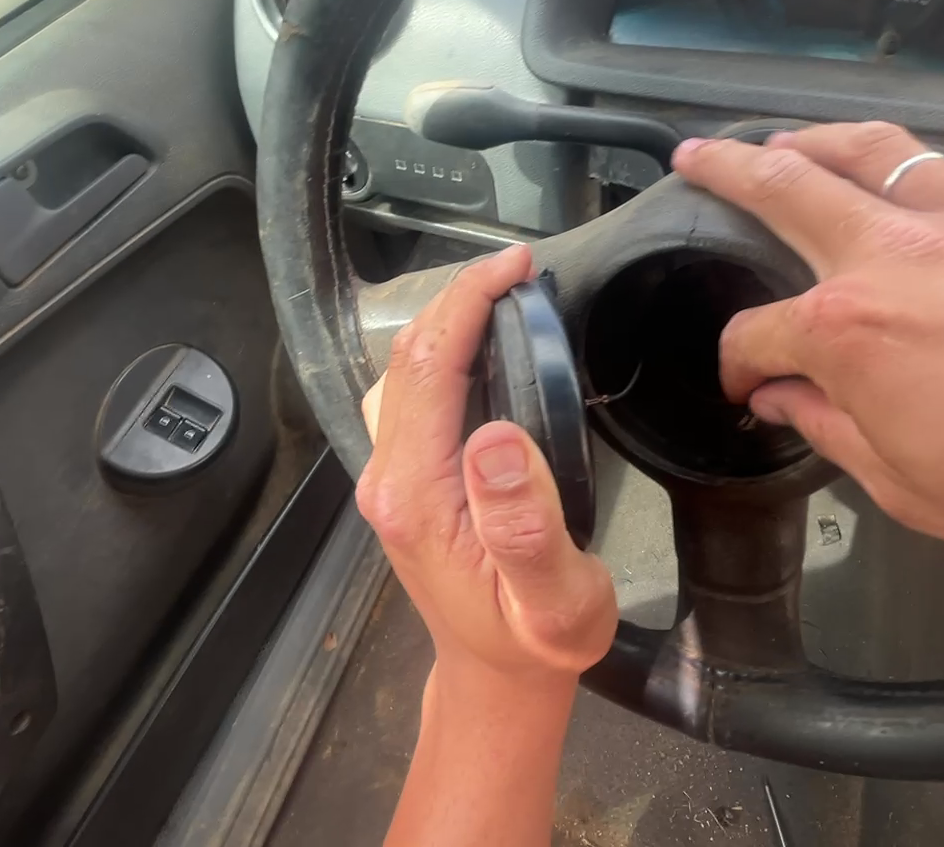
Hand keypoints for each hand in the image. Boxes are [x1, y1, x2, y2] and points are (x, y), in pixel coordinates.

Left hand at [356, 244, 617, 683]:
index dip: (467, 305)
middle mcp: (388, 477)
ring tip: (499, 296)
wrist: (496, 676)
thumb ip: (525, 525)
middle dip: (457, 299)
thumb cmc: (535, 643)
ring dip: (444, 321)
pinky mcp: (403, 477)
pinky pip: (410, 394)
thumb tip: (496, 438)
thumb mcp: (554, 602)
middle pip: (407, 360)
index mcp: (417, 494)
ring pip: (402, 371)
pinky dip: (439, 353)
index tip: (514, 267)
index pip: (428, 369)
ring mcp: (390, 476)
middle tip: (517, 270)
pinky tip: (473, 348)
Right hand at [672, 122, 943, 602]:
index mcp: (848, 331)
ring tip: (784, 139)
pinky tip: (909, 179)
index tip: (746, 386)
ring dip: (814, 140)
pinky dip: (913, 167)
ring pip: (872, 150)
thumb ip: (831, 431)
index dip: (738, 364)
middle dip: (726, 169)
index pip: (755, 335)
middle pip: (783, 187)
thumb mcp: (915, 490)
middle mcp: (895, 252)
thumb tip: (786, 399)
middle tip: (694, 156)